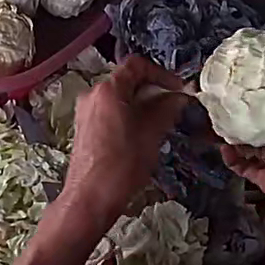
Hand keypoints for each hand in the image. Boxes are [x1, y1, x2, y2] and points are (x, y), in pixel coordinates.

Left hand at [62, 55, 189, 222]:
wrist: (90, 199)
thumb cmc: (121, 166)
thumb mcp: (152, 134)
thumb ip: (166, 109)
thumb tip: (179, 97)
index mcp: (108, 90)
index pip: (137, 65)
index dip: (161, 73)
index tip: (177, 89)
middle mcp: (92, 96)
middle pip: (127, 81)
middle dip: (153, 91)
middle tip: (173, 106)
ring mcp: (85, 113)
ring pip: (119, 98)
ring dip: (142, 105)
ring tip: (161, 123)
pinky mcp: (85, 129)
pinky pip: (110, 112)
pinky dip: (128, 116)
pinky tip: (142, 135)